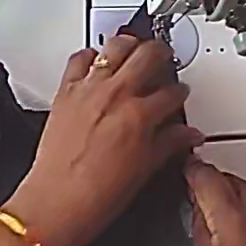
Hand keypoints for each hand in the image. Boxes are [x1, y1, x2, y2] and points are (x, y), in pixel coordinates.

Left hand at [3, 36, 202, 245]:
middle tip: (163, 57)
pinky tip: (96, 60)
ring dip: (130, 44)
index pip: (172, 92)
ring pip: (116, 46)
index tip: (179, 93)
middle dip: (162, 53)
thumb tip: (189, 136)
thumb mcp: (144, 170)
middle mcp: (116, 94)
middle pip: (148, 55)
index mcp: (140, 115)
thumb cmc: (97, 195)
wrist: (57, 202)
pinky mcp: (66, 89)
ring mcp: (90, 88)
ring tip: (135, 48)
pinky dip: (90, 55)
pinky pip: (79, 58)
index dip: (180, 91)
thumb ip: (169, 144)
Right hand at [184, 159, 245, 245]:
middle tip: (196, 218)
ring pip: (241, 189)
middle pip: (224, 178)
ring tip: (220, 240)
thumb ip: (197, 235)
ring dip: (228, 202)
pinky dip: (245, 213)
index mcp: (235, 220)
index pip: (205, 174)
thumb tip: (194, 211)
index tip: (181, 176)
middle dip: (209, 192)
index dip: (189, 173)